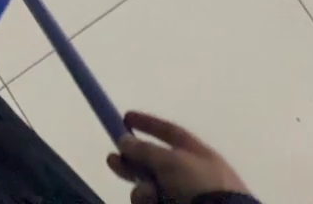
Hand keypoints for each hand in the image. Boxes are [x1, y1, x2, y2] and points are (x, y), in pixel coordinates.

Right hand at [106, 112, 249, 203]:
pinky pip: (153, 202)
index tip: (124, 117)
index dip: (147, 123)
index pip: (169, 132)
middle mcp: (191, 174)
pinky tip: (151, 202)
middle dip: (131, 161)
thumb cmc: (200, 185)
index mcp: (197, 154)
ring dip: (141, 187)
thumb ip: (143, 148)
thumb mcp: (170, 160)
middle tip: (112, 161)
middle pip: (153, 162)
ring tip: (145, 193)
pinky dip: (148, 201)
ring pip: (150, 185)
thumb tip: (123, 140)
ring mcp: (187, 196)